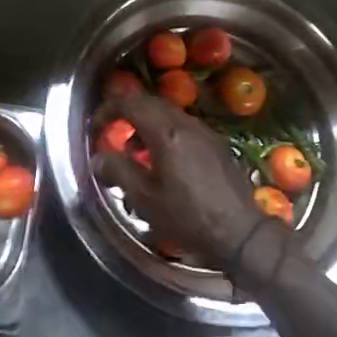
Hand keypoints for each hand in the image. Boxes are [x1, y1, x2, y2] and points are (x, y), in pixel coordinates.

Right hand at [95, 92, 270, 272]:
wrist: (240, 233)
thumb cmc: (188, 217)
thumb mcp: (145, 199)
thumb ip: (118, 172)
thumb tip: (98, 157)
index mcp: (167, 133)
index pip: (132, 103)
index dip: (109, 109)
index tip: (96, 125)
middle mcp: (187, 124)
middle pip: (152, 103)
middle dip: (128, 112)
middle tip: (112, 132)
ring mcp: (205, 133)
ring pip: (169, 114)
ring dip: (147, 124)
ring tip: (135, 152)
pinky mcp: (217, 145)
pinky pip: (185, 127)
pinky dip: (166, 133)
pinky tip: (164, 161)